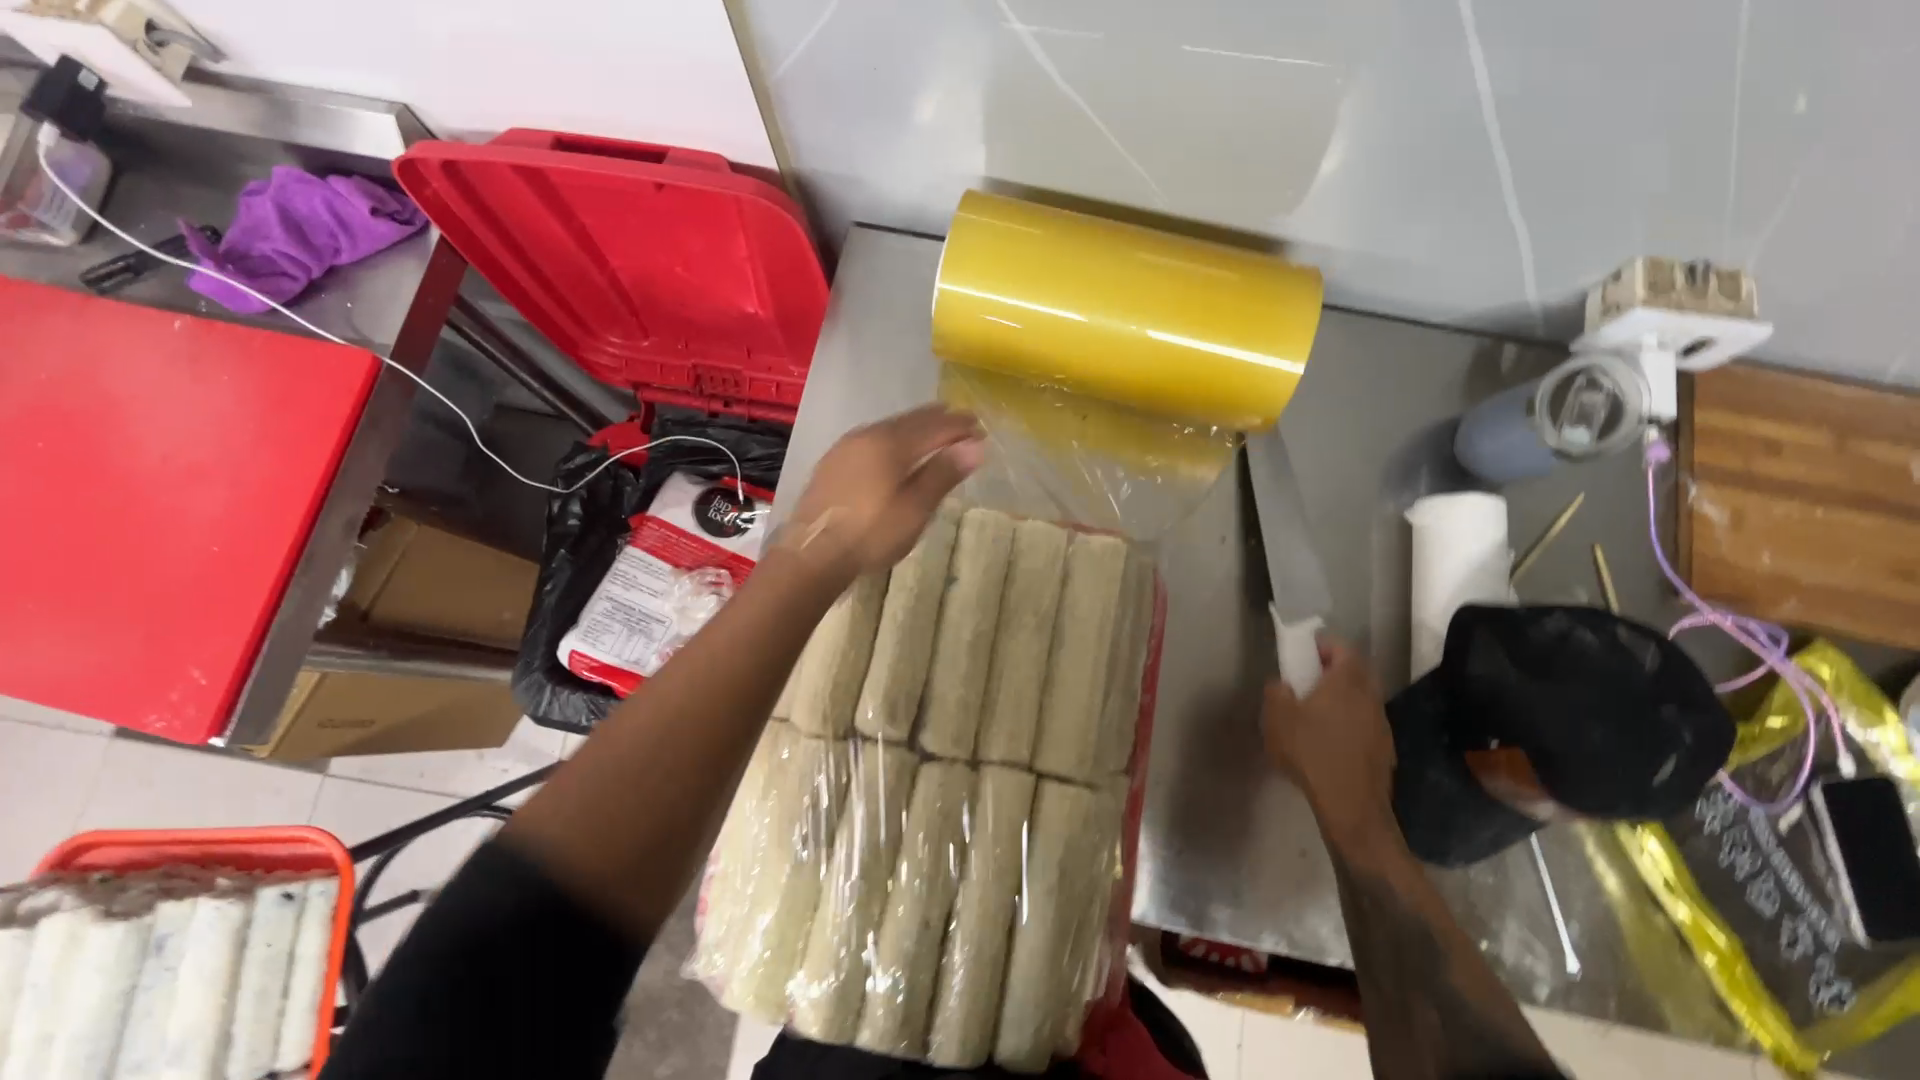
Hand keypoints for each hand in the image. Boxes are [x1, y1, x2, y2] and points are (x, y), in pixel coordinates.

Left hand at [784, 405, 985, 577]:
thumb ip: (943, 474)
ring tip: (933, 430)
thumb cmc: (871, 534)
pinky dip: (893, 438)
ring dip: (915, 427)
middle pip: (910, 421)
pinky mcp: (833, 462)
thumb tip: (975, 446)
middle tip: (962, 421)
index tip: (980, 427)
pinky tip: (895, 449)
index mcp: (891, 443)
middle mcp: (867, 435)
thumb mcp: (915, 509)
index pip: (934, 426)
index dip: (959, 426)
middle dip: (938, 420)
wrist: (813, 553)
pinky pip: (871, 438)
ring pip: (888, 427)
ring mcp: (846, 447)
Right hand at [1261, 636, 1396, 843]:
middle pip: (1357, 671)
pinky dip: (1350, 721)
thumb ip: (1276, 692)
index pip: (1343, 648)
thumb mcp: (1277, 718)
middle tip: (1311, 677)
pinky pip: (1366, 723)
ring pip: (1363, 698)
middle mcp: (1370, 696)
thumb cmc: (1311, 752)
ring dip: (1344, 697)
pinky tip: (1332, 740)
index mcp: (1346, 681)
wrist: (1350, 803)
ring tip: (1319, 710)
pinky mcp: (1384, 748)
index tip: (1306, 649)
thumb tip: (1282, 685)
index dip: (1325, 644)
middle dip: (1335, 669)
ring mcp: (1381, 723)